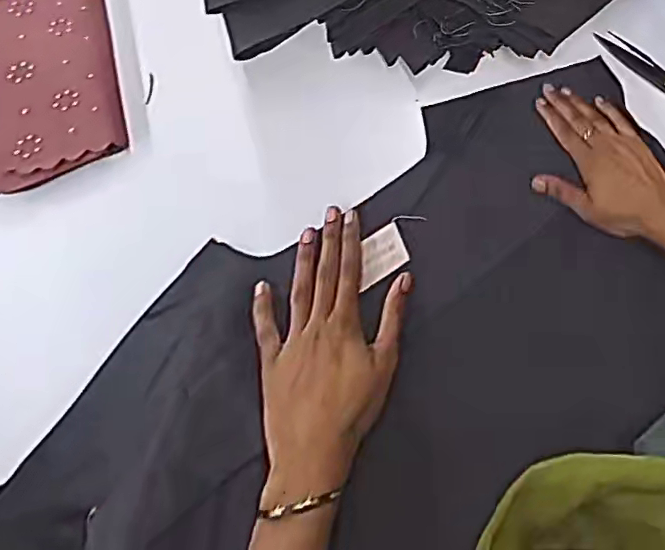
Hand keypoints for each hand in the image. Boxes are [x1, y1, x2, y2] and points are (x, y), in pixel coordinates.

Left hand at [252, 207, 410, 508]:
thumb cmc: (352, 411)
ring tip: (306, 235)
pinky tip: (262, 287)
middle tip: (330, 214)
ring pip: (298, 292)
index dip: (349, 242)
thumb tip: (402, 283)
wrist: (313, 451)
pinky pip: (266, 328)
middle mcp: (317, 326)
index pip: (348, 272)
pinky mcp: (273, 362)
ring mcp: (292, 342)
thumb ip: (393, 317)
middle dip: (329, 240)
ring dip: (303, 261)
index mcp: (344, 324)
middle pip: (324, 274)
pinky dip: (263, 306)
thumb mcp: (385, 362)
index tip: (350, 219)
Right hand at [533, 84, 664, 238]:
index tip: (542, 105)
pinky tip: (602, 101)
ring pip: (595, 115)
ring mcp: (621, 142)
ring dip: (580, 102)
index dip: (550, 117)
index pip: (564, 133)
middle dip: (560, 103)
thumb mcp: (587, 208)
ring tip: (568, 91)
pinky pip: (619, 119)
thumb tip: (539, 182)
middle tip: (550, 90)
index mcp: (589, 161)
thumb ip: (561, 191)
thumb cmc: (627, 212)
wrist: (659, 209)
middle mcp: (604, 147)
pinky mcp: (636, 142)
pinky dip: (609, 108)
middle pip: (577, 119)